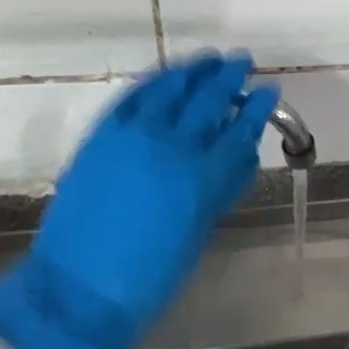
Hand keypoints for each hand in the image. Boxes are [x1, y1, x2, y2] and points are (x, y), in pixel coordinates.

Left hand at [0, 52, 278, 348]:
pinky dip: (155, 81)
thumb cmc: (151, 274)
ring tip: (209, 60)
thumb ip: (224, 186)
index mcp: (204, 177)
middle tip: (241, 62)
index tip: (269, 91)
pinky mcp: (102, 135)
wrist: (79, 289)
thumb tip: (242, 153)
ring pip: (171, 87)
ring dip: (193, 70)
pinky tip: (166, 76)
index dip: (258, 107)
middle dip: (230, 76)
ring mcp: (134, 136)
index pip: (241, 129)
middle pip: (209, 98)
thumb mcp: (201, 230)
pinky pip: (134, 96)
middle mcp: (173, 146)